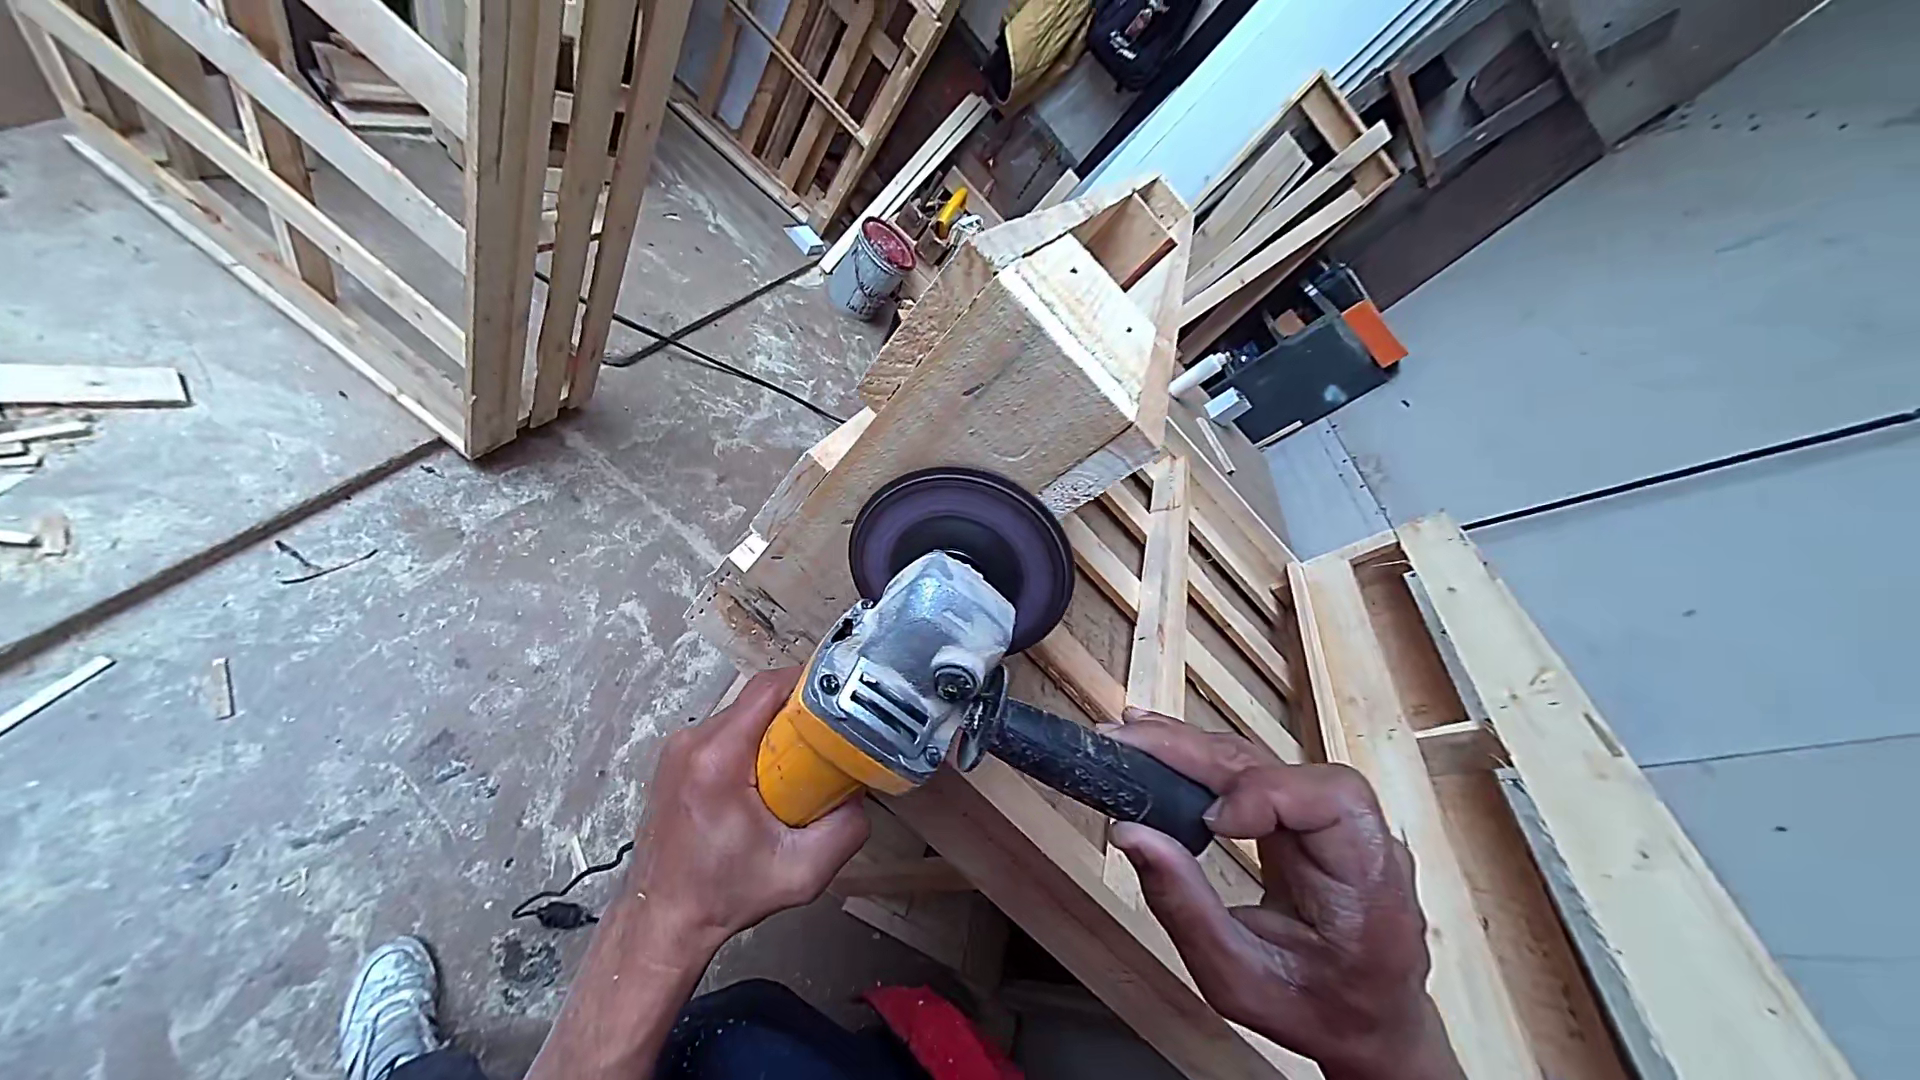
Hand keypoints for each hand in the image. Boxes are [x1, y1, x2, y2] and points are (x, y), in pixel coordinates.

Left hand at [629, 668, 869, 946]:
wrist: (665, 921)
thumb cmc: (722, 896)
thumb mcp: (802, 873)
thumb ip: (846, 829)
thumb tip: (861, 789)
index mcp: (717, 761)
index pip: (768, 690)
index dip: (808, 683)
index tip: (836, 698)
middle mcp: (692, 744)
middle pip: (758, 698)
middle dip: (798, 711)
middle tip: (824, 739)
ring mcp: (680, 748)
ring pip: (744, 712)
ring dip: (776, 727)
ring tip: (798, 762)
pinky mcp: (679, 758)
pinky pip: (728, 729)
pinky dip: (755, 740)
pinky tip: (768, 774)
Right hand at [1106, 710, 1462, 1079]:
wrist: (1368, 1020)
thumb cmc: (1314, 1009)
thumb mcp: (1240, 981)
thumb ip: (1184, 907)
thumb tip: (1128, 832)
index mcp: (1368, 882)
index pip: (1331, 800)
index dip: (1263, 793)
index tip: (1206, 820)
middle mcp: (1356, 831)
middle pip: (1273, 763)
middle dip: (1192, 749)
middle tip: (1123, 741)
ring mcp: (1326, 813)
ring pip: (1254, 756)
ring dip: (1186, 744)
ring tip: (1128, 735)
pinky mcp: (1297, 805)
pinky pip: (1245, 766)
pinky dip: (1198, 753)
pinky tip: (1159, 740)